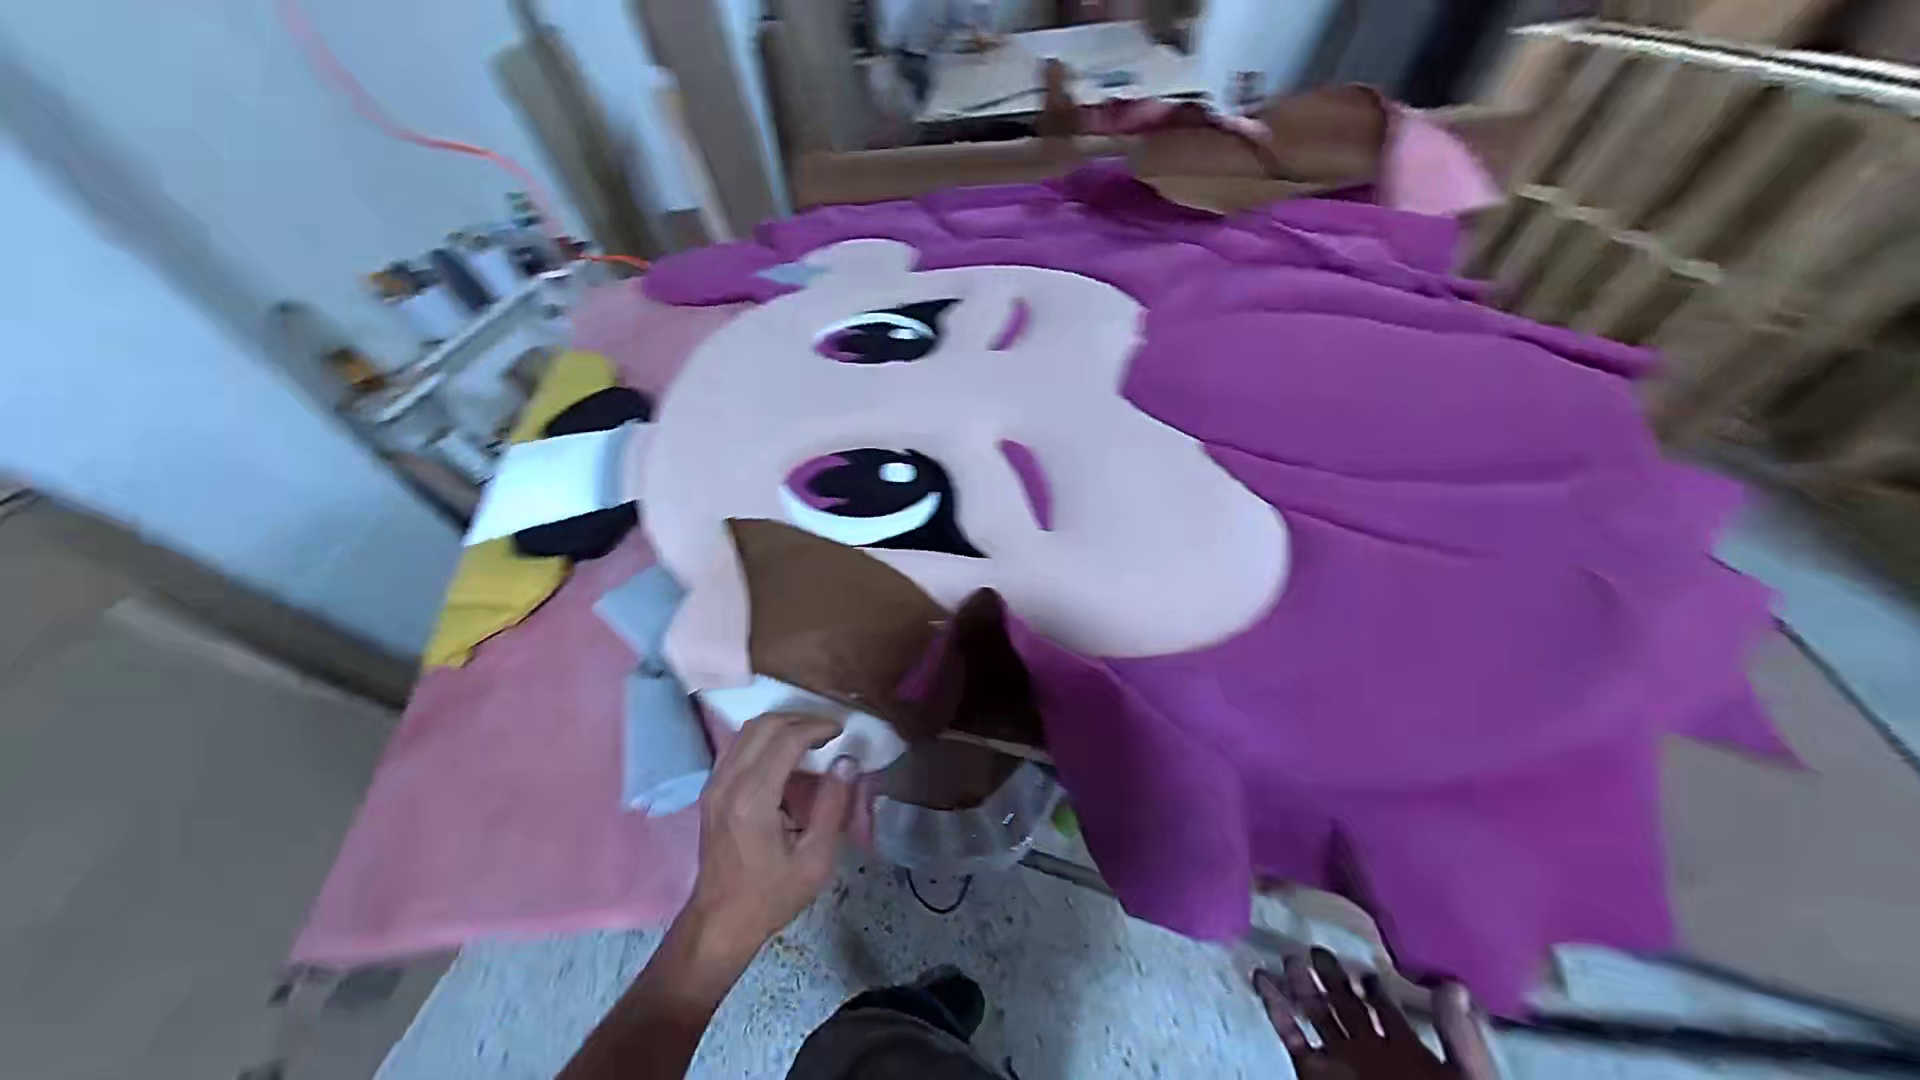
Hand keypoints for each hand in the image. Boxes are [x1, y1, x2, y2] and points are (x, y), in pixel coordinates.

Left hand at [684, 711, 857, 952]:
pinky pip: (738, 746)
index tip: (840, 730)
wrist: (720, 922)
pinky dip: (765, 738)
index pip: (786, 739)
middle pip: (764, 725)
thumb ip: (833, 806)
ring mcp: (714, 784)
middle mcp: (728, 783)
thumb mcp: (815, 859)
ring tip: (811, 738)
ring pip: (747, 730)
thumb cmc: (771, 895)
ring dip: (781, 725)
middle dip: (800, 719)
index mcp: (753, 799)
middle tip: (828, 731)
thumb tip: (847, 762)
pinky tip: (786, 754)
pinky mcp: (711, 790)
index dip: (816, 727)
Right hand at [1253, 949, 1499, 1079]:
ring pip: (1315, 1013)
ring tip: (1290, 957)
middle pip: (1344, 1005)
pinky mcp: (1312, 1071)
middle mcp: (1368, 1051)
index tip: (1363, 962)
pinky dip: (1274, 1005)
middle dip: (1330, 977)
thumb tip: (1453, 983)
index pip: (1385, 1009)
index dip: (1373, 986)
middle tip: (1316, 949)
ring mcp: (1338, 1061)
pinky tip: (1263, 978)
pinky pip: (1289, 1033)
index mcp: (1406, 1053)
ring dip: (1301, 984)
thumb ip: (1459, 1036)